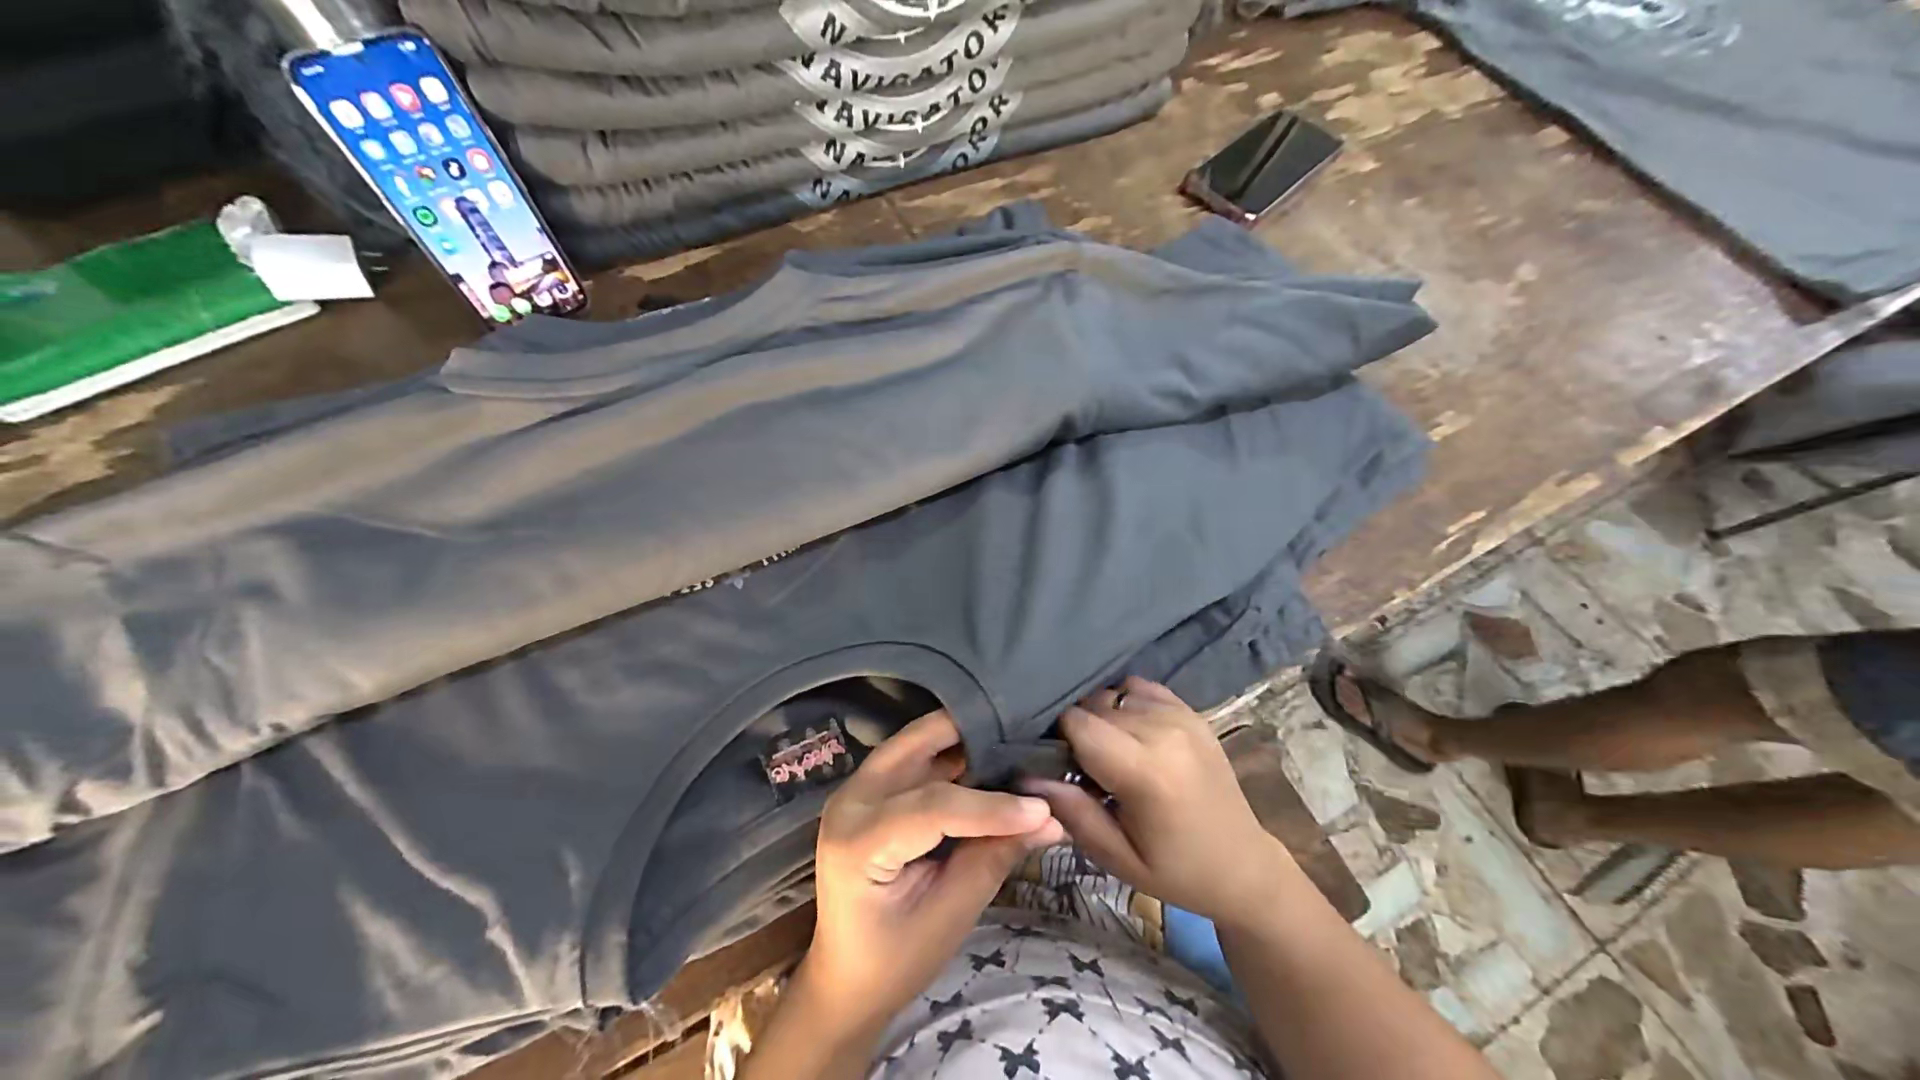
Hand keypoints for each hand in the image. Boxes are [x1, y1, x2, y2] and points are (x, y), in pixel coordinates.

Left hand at [791, 709, 1065, 1042]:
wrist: (845, 977)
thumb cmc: (892, 960)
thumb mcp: (948, 917)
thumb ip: (994, 858)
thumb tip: (1050, 820)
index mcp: (858, 843)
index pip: (933, 806)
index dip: (991, 805)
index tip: (1042, 808)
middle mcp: (850, 802)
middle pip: (915, 744)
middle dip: (971, 733)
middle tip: (1025, 735)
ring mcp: (855, 791)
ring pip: (914, 741)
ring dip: (962, 738)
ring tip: (1013, 744)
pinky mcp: (868, 791)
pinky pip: (912, 757)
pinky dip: (950, 753)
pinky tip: (987, 760)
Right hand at [1023, 676, 1295, 927]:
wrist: (1242, 865)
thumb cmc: (1176, 870)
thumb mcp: (1117, 857)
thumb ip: (1072, 812)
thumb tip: (1026, 775)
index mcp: (1146, 771)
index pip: (1077, 723)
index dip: (1060, 741)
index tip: (1064, 769)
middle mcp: (1164, 731)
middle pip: (1093, 706)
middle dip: (1079, 732)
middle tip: (1087, 771)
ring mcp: (1181, 716)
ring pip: (1113, 694)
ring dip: (1103, 719)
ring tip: (1112, 754)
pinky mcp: (1191, 712)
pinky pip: (1139, 688)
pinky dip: (1126, 704)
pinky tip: (1131, 735)